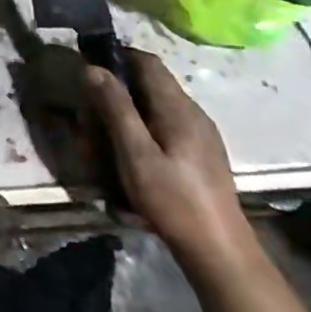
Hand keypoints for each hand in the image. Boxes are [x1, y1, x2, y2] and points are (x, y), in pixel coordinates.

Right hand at [85, 50, 247, 251]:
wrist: (220, 254)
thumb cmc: (174, 199)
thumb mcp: (135, 154)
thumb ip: (115, 108)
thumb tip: (93, 68)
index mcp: (178, 106)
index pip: (147, 61)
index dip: (118, 57)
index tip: (90, 69)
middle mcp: (192, 113)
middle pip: (148, 87)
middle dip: (115, 98)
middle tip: (90, 123)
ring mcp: (201, 136)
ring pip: (155, 112)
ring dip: (126, 122)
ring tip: (105, 151)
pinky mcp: (202, 158)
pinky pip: (166, 133)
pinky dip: (142, 138)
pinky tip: (131, 168)